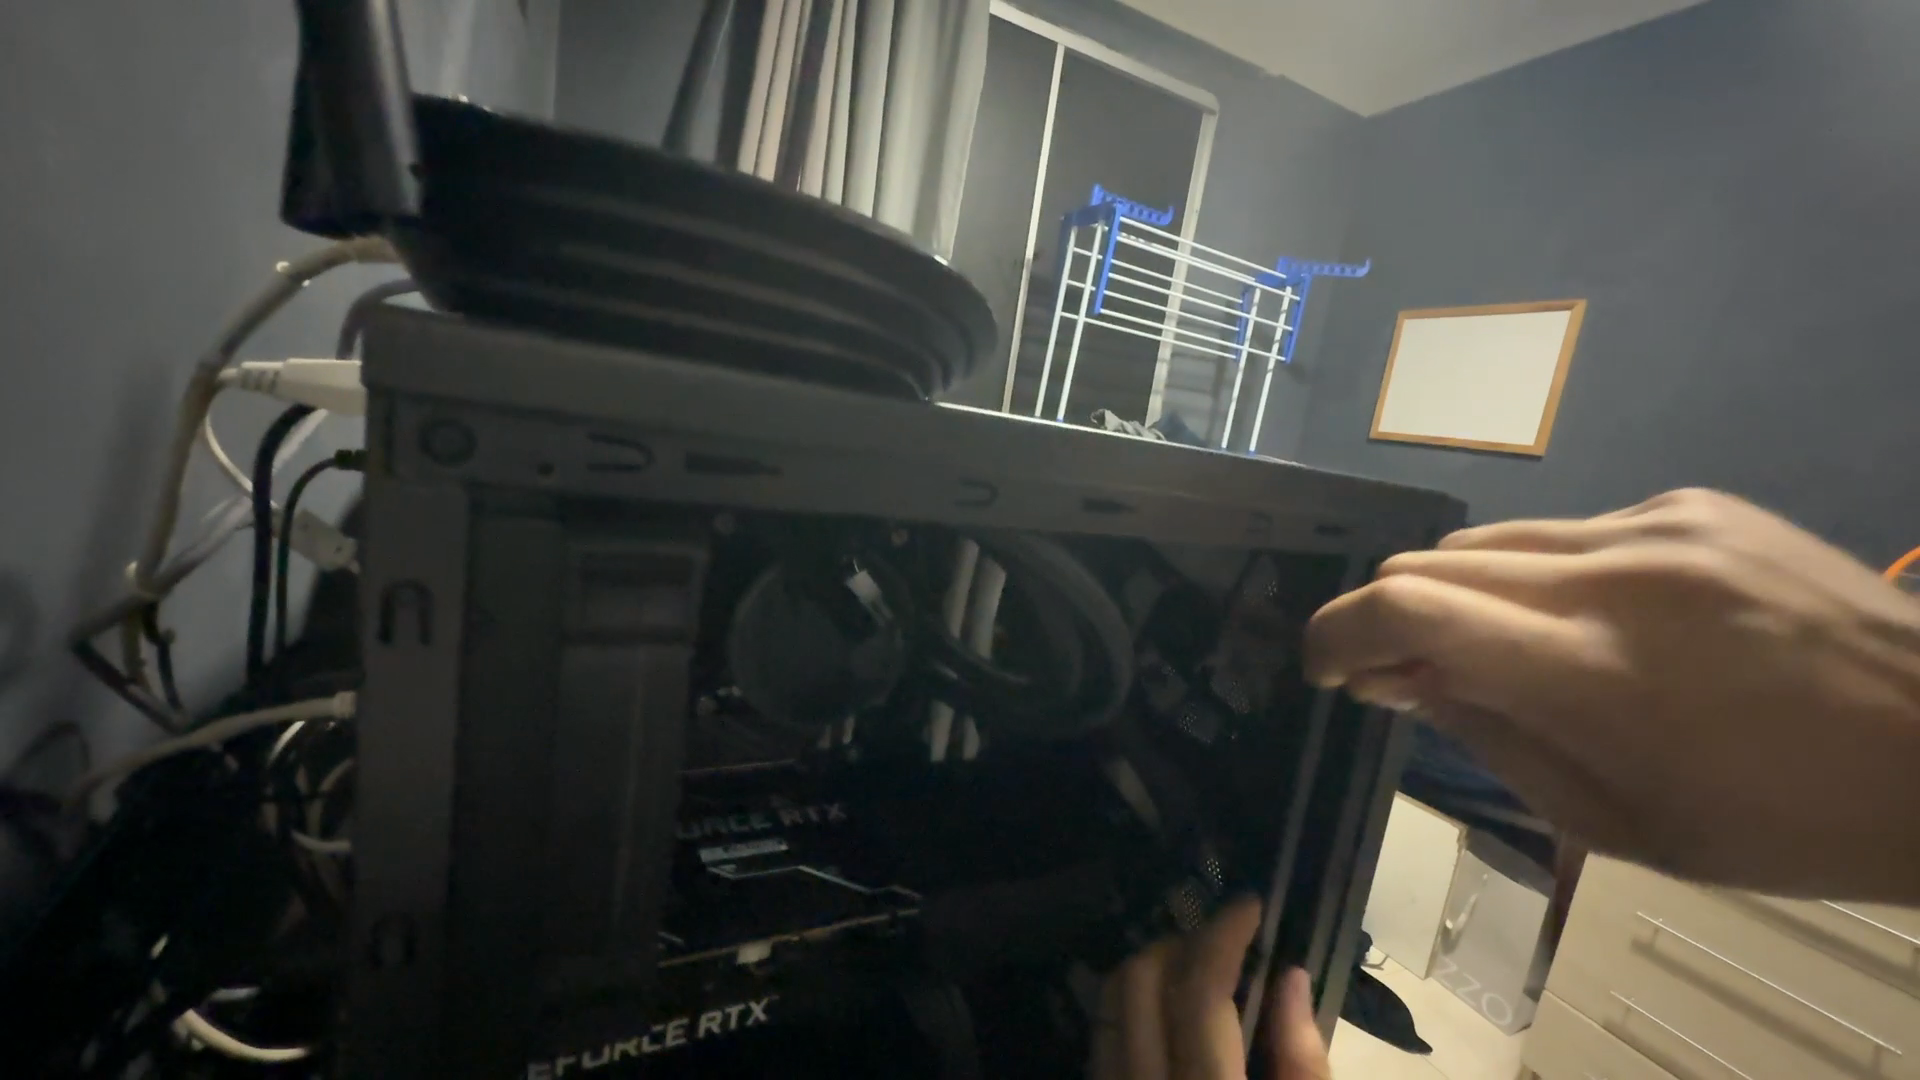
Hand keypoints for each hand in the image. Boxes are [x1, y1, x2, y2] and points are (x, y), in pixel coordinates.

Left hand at [1089, 898, 1331, 1078]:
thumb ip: (1302, 1065)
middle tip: (1226, 942)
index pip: (1199, 994)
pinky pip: (1103, 1032)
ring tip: (1199, 970)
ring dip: (1152, 968)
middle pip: (1140, 981)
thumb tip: (1288, 976)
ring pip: (1110, 1000)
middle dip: (1182, 944)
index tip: (1251, 906)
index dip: (1224, 937)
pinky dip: (1132, 1004)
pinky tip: (1171, 1012)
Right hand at [1306, 488, 1919, 900]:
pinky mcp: (1684, 504)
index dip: (1336, 632)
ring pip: (1476, 542)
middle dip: (1383, 620)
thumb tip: (1395, 679)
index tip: (1326, 668)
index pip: (1406, 610)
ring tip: (1491, 645)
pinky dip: (1525, 576)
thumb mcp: (1607, 817)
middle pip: (1421, 565)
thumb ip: (1481, 731)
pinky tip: (1582, 616)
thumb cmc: (1778, 820)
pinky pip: (1551, 532)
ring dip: (1449, 595)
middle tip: (1400, 673)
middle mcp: (1608, 575)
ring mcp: (1650, 526)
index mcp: (1590, 669)